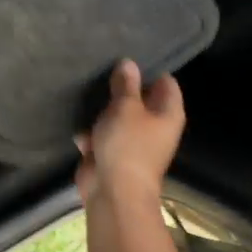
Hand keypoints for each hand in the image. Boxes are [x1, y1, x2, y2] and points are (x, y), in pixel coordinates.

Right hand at [75, 60, 186, 204]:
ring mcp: (133, 142)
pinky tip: (83, 138)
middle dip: (120, 90)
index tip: (126, 59)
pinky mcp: (112, 155)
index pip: (165, 83)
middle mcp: (154, 127)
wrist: (113, 192)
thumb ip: (126, 85)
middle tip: (101, 73)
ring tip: (87, 101)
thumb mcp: (125, 108)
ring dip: (101, 114)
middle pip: (139, 99)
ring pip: (116, 118)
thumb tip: (129, 63)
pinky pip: (101, 137)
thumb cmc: (127, 145)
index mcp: (168, 114)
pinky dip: (92, 137)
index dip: (148, 70)